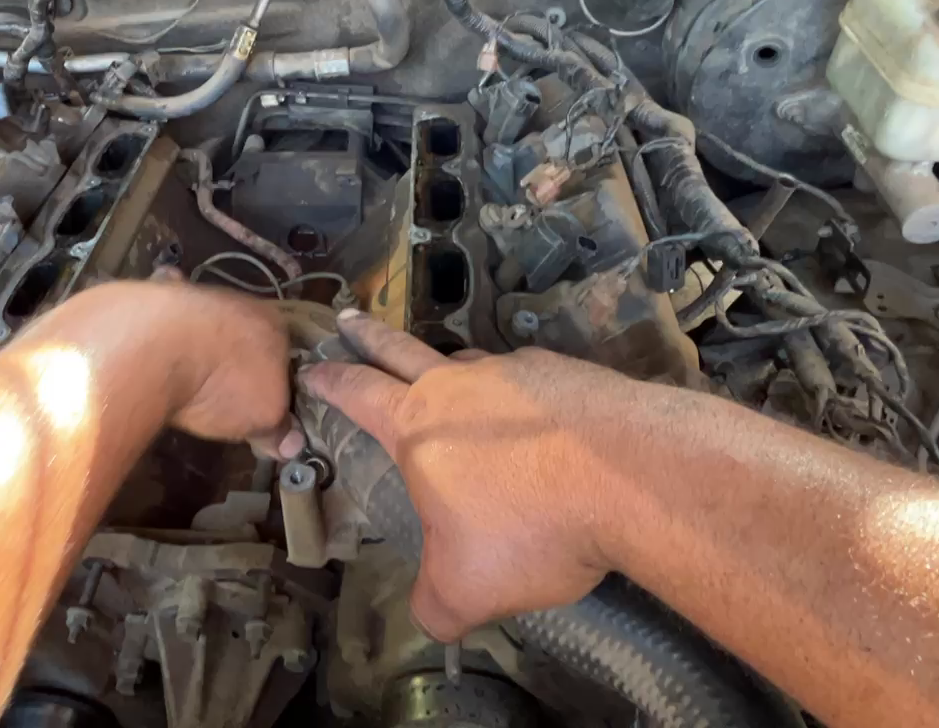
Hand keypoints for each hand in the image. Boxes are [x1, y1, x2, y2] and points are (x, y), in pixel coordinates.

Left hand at [19, 278, 303, 458]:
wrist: (156, 347)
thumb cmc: (223, 382)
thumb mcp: (263, 416)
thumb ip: (279, 428)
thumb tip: (292, 443)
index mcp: (275, 325)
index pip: (285, 359)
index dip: (277, 387)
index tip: (264, 412)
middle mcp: (241, 302)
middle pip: (246, 339)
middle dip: (238, 365)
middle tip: (224, 400)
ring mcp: (198, 296)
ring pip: (208, 325)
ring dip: (202, 346)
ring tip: (186, 381)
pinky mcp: (157, 297)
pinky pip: (168, 313)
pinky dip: (165, 328)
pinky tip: (156, 350)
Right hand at [300, 312, 643, 639]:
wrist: (626, 474)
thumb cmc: (528, 526)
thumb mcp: (467, 587)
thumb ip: (435, 605)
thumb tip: (429, 621)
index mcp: (418, 424)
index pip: (358, 392)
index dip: (330, 381)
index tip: (311, 367)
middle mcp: (458, 384)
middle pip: (398, 349)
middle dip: (366, 335)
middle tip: (347, 317)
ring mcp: (513, 370)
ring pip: (468, 362)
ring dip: (451, 368)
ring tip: (454, 381)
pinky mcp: (563, 371)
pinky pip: (527, 379)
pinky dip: (521, 393)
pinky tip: (540, 418)